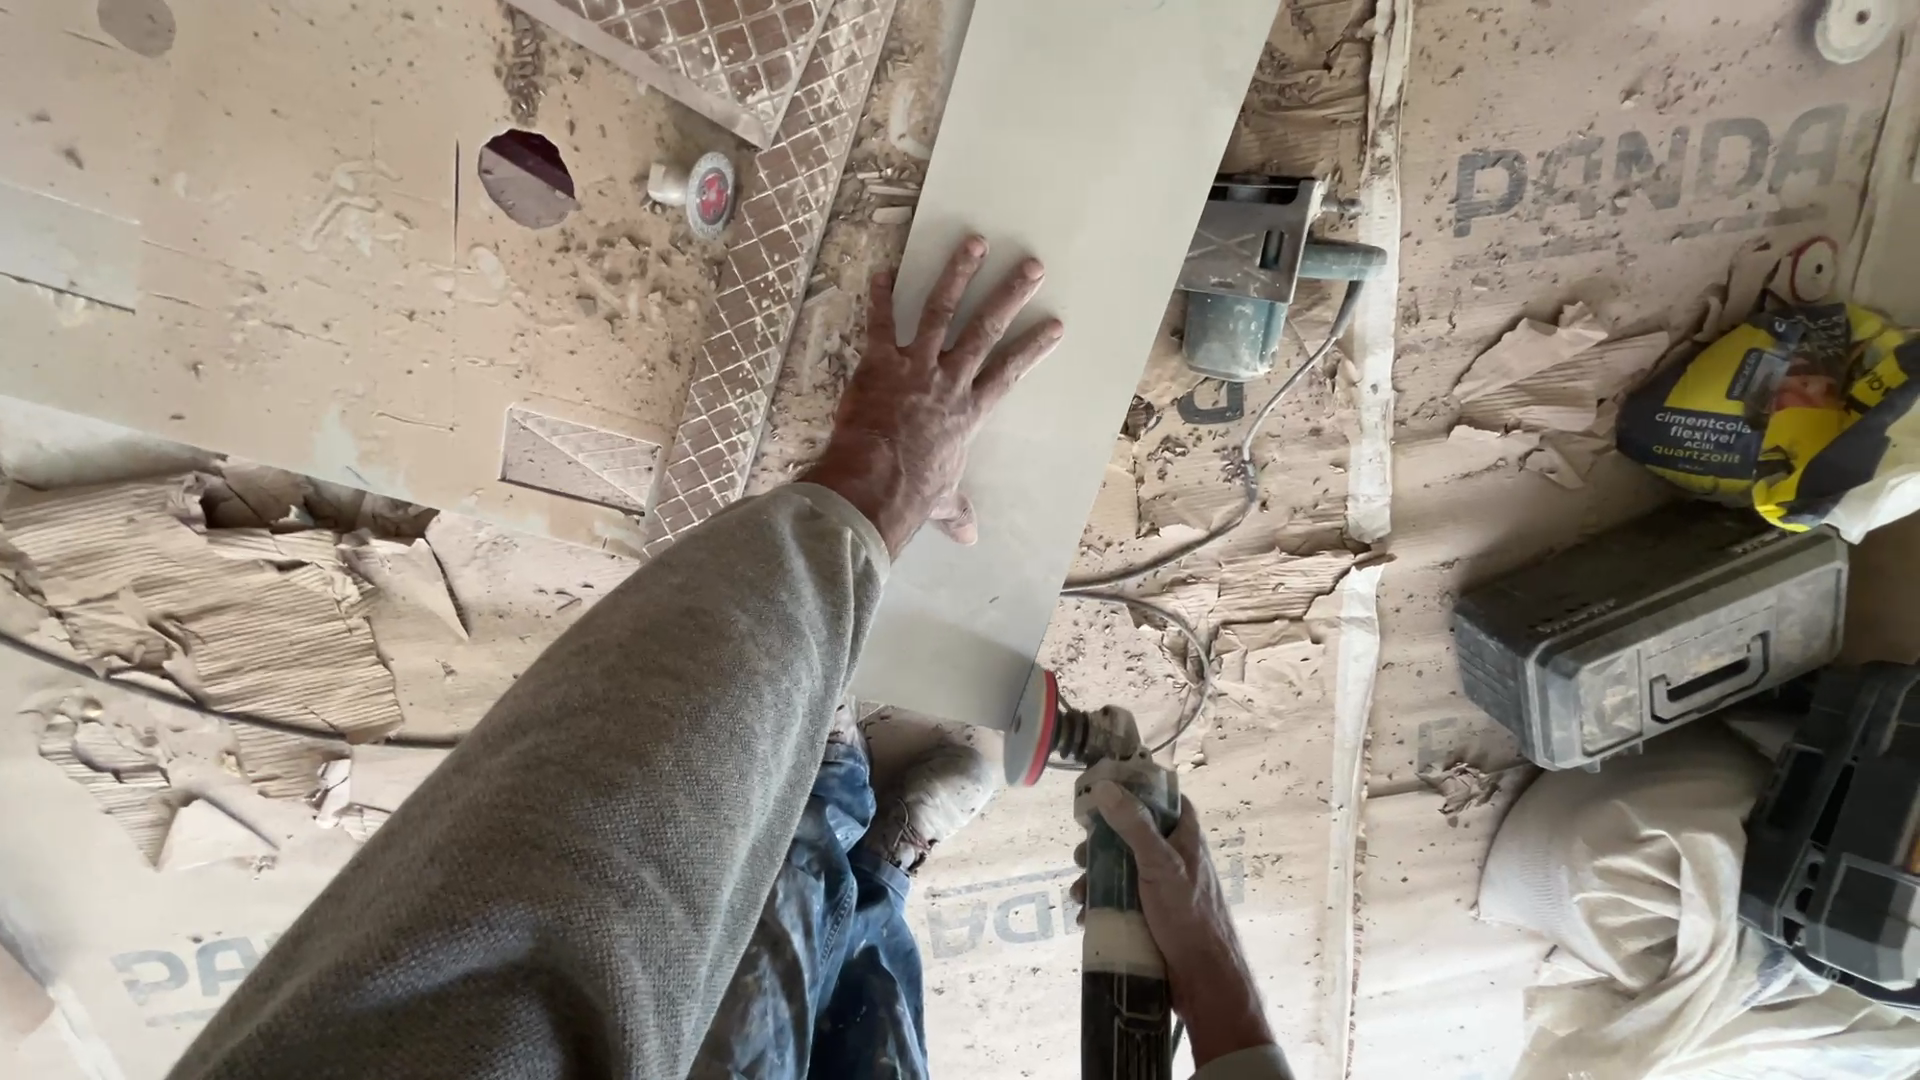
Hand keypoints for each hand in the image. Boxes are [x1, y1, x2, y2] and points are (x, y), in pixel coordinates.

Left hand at [802, 236, 1064, 556]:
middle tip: (1030, 265)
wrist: (877, 485)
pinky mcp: (879, 363)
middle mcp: (949, 381)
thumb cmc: (913, 494)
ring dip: (957, 274)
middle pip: (985, 330)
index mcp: (970, 412)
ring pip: (940, 311)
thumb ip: (958, 513)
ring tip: (973, 241)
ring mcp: (915, 367)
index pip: (1010, 373)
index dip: (1033, 347)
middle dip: (1009, 296)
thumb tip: (969, 539)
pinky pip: (880, 322)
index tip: (1055, 324)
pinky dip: (879, 295)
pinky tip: (881, 267)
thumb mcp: (943, 503)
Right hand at [1076, 782, 1274, 1068]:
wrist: (1203, 978)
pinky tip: (1086, 914)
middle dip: (1098, 844)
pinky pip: (1118, 895)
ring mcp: (1159, 881)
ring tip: (1080, 894)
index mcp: (1182, 832)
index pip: (1157, 795)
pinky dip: (1100, 901)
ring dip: (1093, 877)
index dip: (1129, 789)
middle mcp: (1171, 851)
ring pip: (1118, 865)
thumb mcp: (1160, 863)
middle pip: (1127, 831)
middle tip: (1081, 856)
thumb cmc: (1188, 913)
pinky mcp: (1148, 908)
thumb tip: (1104, 787)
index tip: (1098, 793)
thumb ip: (1134, 824)